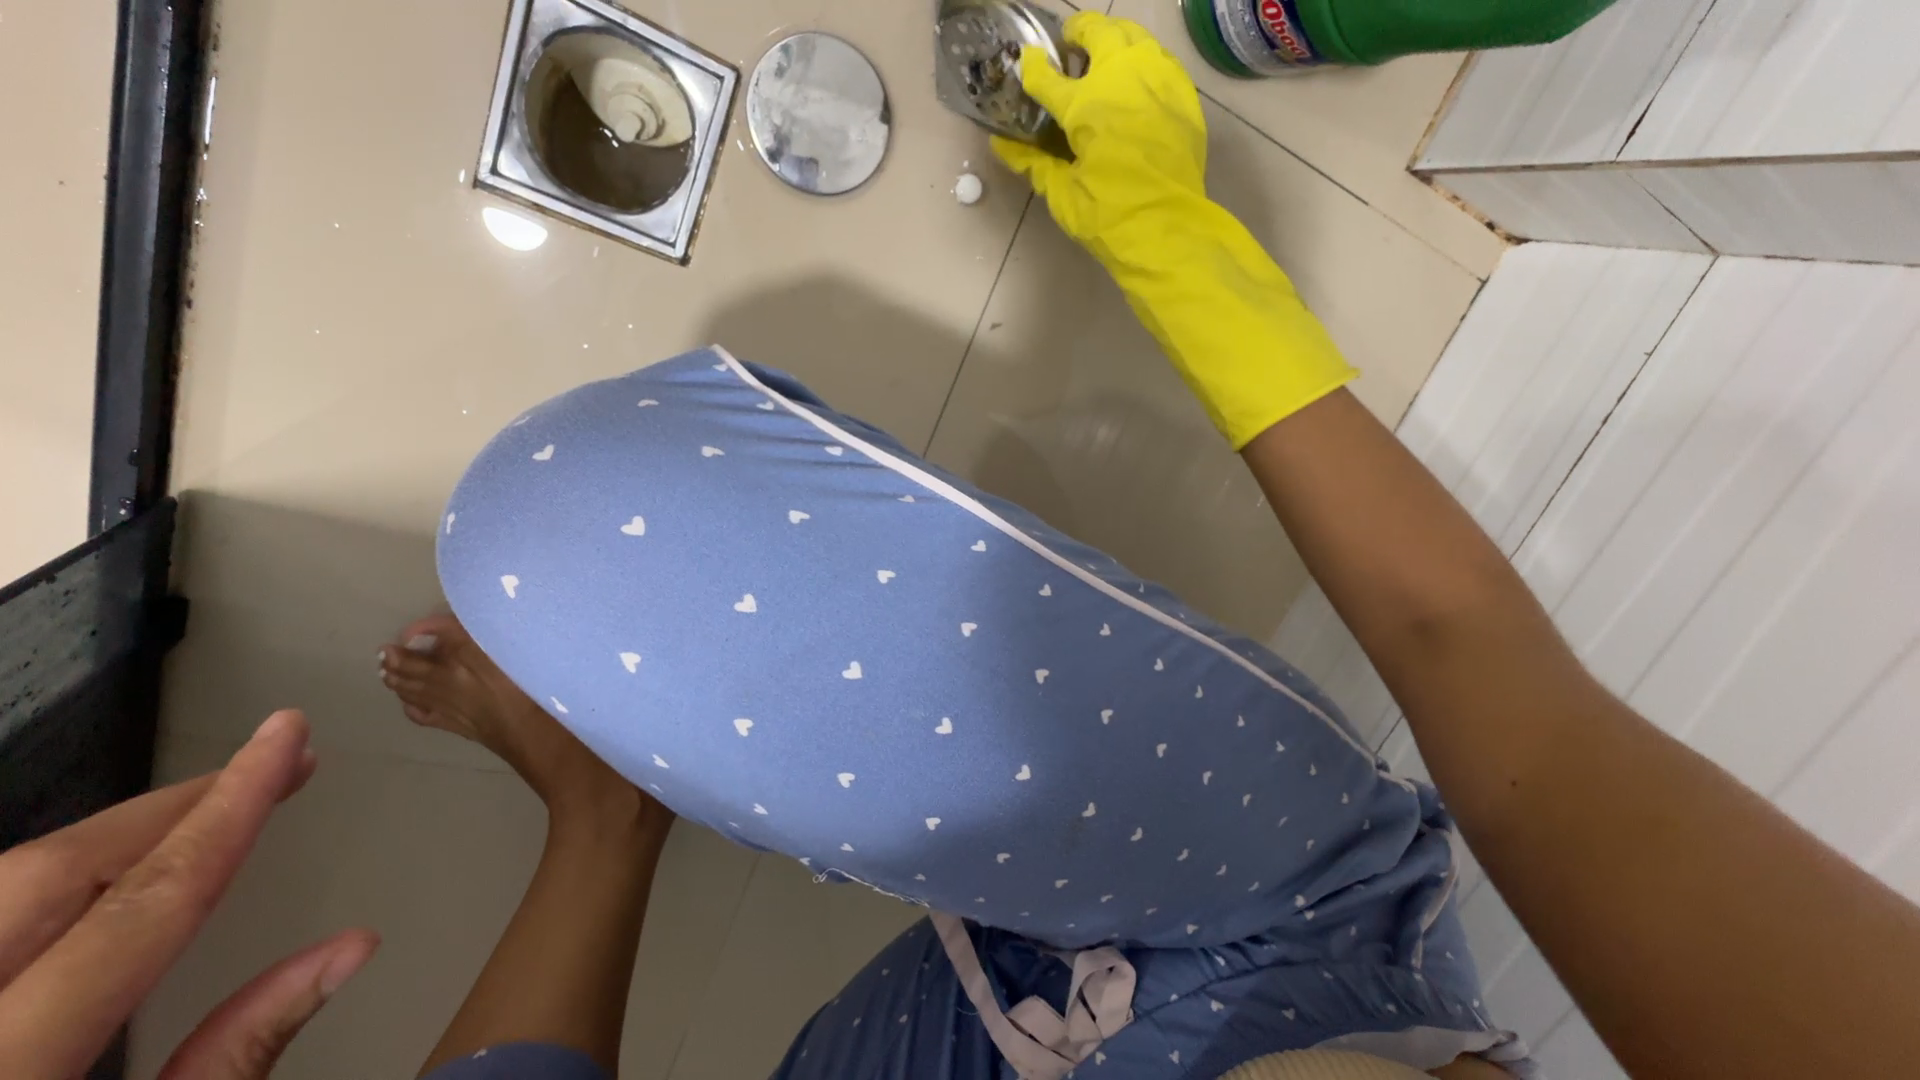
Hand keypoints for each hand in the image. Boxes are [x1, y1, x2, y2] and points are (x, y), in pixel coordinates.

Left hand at [0, 710, 377, 1077]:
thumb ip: (238, 1052)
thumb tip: (350, 948)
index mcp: (5, 1066)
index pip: (141, 906)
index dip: (229, 810)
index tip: (288, 740)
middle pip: (46, 874)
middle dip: (176, 803)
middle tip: (275, 758)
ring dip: (120, 835)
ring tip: (213, 806)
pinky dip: (54, 882)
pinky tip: (112, 873)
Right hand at [993, 12, 1355, 449]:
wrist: (1169, 232)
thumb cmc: (1109, 218)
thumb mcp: (1062, 196)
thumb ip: (1032, 163)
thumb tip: (1003, 146)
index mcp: (1087, 105)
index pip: (1048, 75)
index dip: (1032, 68)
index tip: (1025, 64)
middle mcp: (1124, 79)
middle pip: (1099, 31)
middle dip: (1079, 35)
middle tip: (1068, 51)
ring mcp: (1160, 83)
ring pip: (1135, 37)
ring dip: (1114, 41)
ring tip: (1102, 61)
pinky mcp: (1184, 97)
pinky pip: (1161, 63)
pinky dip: (1143, 63)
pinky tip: (1136, 84)